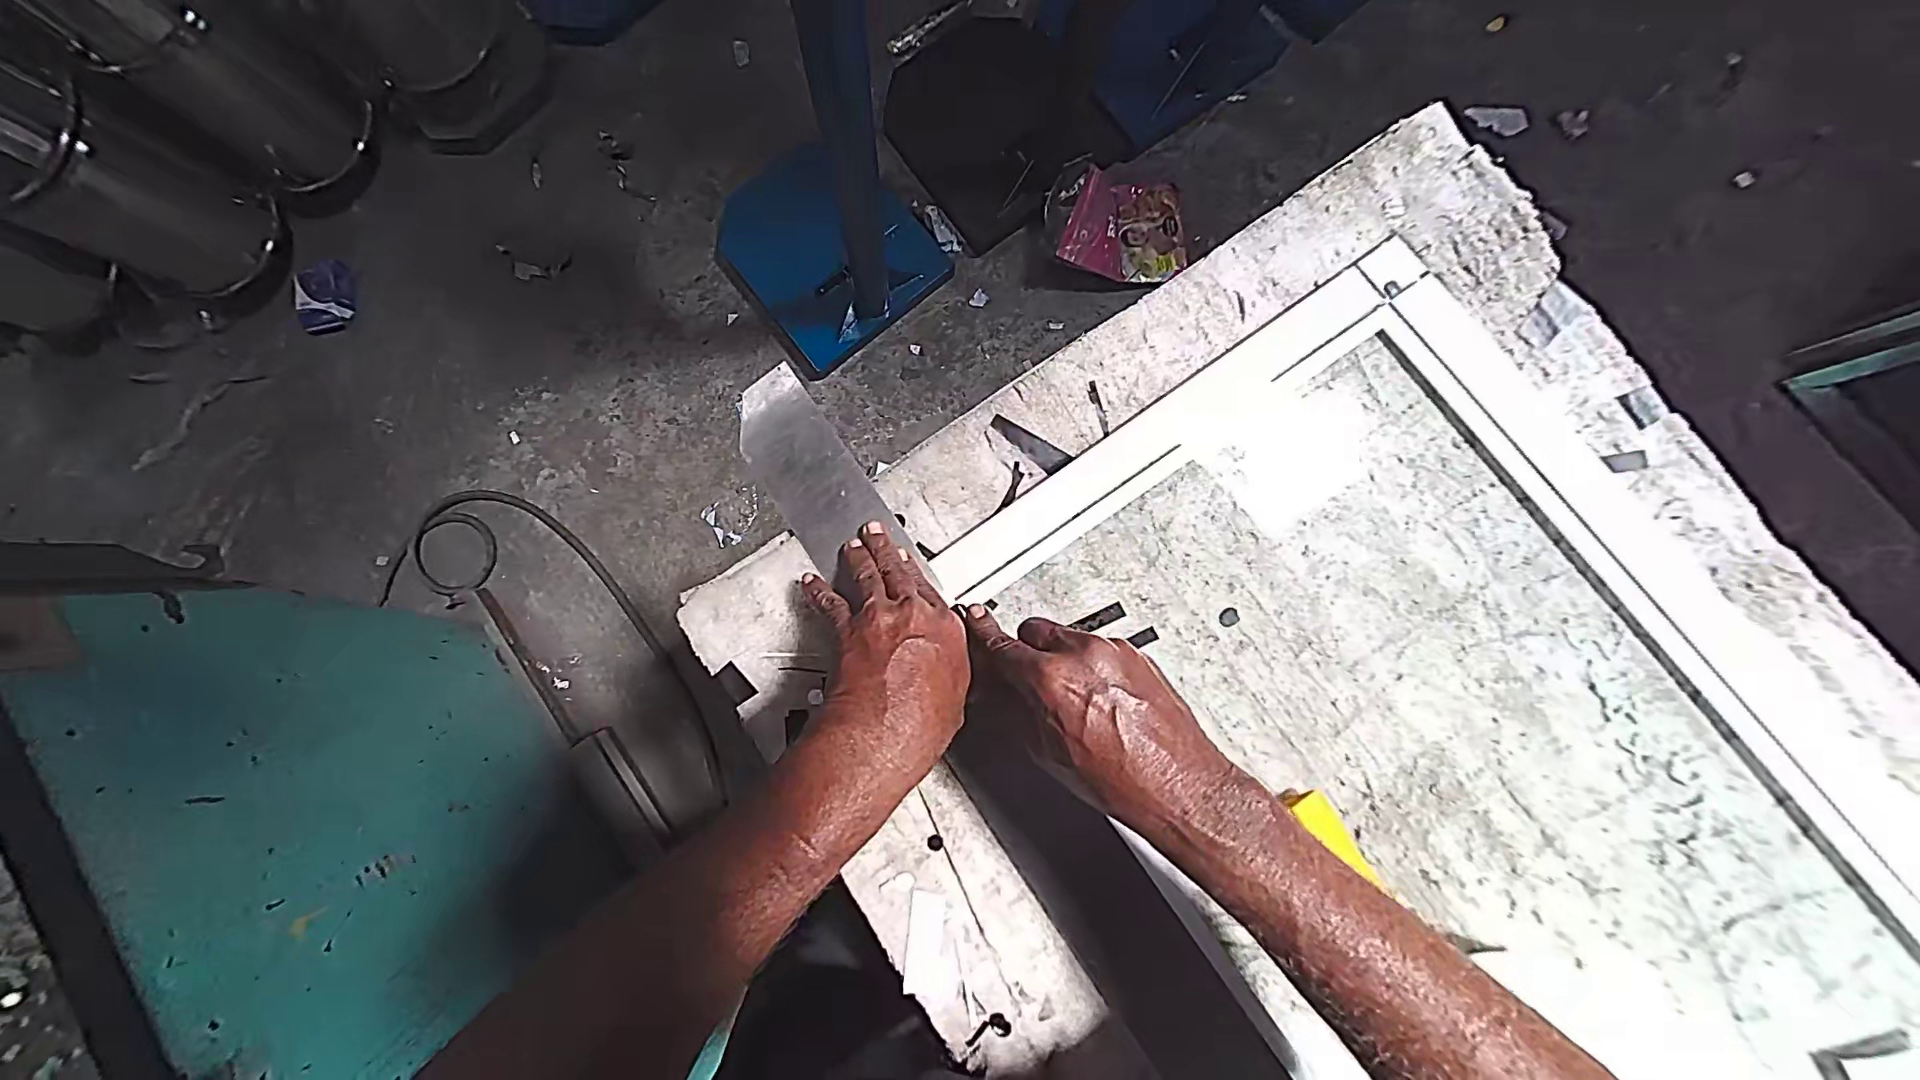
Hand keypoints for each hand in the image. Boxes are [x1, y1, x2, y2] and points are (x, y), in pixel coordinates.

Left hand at [800, 522, 968, 779]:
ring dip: (859, 558)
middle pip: (898, 572)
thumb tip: (943, 680)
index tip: (909, 562)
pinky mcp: (849, 628)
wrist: (889, 728)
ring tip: (854, 545)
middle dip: (887, 550)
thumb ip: (947, 674)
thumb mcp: (954, 697)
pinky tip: (812, 583)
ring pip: (868, 576)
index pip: (929, 591)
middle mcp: (914, 614)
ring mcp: (880, 617)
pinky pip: (831, 602)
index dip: (916, 573)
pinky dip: (819, 591)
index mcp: (946, 629)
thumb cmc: (922, 722)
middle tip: (879, 535)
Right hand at [961, 606, 1241, 836]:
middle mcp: (1083, 655)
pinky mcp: (1136, 654)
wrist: (1181, 785)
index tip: (976, 622)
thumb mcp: (1050, 754)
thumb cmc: (1125, 781)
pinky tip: (1101, 700)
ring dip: (1062, 659)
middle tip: (1031, 680)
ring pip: (1069, 637)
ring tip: (1076, 700)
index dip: (983, 634)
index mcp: (1053, 678)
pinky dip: (1092, 666)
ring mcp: (1113, 651)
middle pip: (1035, 629)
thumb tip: (1005, 695)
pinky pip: (1099, 649)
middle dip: (1028, 652)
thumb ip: (1019, 712)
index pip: (1003, 645)